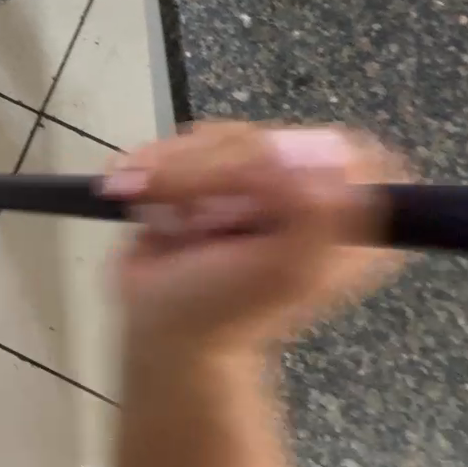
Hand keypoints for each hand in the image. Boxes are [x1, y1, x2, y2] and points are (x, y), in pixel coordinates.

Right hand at [103, 122, 407, 357]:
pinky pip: (171, 150)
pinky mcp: (194, 181)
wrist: (158, 327)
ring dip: (162, 166)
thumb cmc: (224, 309)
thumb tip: (316, 154)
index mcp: (341, 212)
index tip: (242, 184)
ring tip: (132, 192)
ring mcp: (243, 184)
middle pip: (257, 139)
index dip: (282, 156)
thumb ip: (317, 214)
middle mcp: (296, 190)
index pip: (329, 150)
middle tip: (165, 202)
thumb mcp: (286, 272)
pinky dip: (142, 164)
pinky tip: (126, 186)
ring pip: (208, 139)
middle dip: (201, 168)